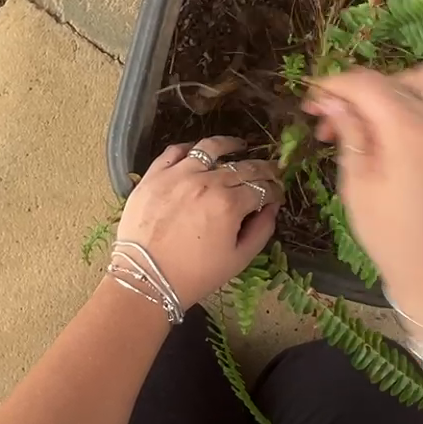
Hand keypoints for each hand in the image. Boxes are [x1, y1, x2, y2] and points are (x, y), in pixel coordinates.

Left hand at [116, 137, 280, 304]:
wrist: (146, 279)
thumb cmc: (195, 275)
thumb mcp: (238, 260)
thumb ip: (261, 230)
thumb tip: (272, 207)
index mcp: (229, 204)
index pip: (262, 187)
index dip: (275, 190)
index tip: (277, 193)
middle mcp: (206, 182)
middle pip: (242, 166)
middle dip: (262, 169)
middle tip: (269, 171)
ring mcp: (178, 175)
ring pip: (210, 148)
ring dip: (230, 145)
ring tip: (238, 145)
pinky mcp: (154, 175)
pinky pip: (175, 151)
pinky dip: (191, 148)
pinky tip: (199, 151)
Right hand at [303, 65, 422, 325]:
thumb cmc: (389, 234)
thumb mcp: (357, 184)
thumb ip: (350, 134)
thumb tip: (334, 102)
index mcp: (407, 130)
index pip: (366, 85)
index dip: (334, 86)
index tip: (310, 100)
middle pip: (391, 81)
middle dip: (355, 90)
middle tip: (328, 118)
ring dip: (392, 86)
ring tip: (367, 113)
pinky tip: (402, 118)